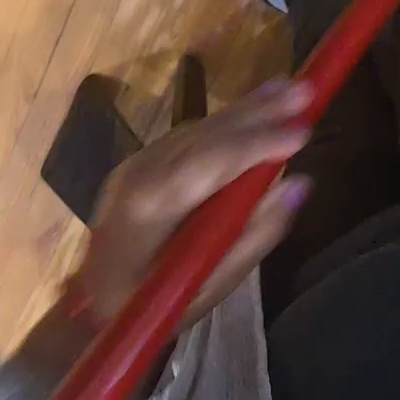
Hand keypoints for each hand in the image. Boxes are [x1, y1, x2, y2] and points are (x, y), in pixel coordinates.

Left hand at [75, 79, 313, 325]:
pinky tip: (259, 109)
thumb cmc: (151, 308)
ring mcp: (137, 164)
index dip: (255, 145)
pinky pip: (193, 135)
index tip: (302, 132)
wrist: (93, 303)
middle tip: (305, 91)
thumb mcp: (207, 288)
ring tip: (292, 91)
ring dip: (247, 110)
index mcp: (147, 211)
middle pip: (204, 136)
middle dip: (258, 113)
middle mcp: (138, 175)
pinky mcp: (144, 162)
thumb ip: (254, 236)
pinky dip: (230, 121)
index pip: (207, 164)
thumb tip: (298, 183)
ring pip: (199, 129)